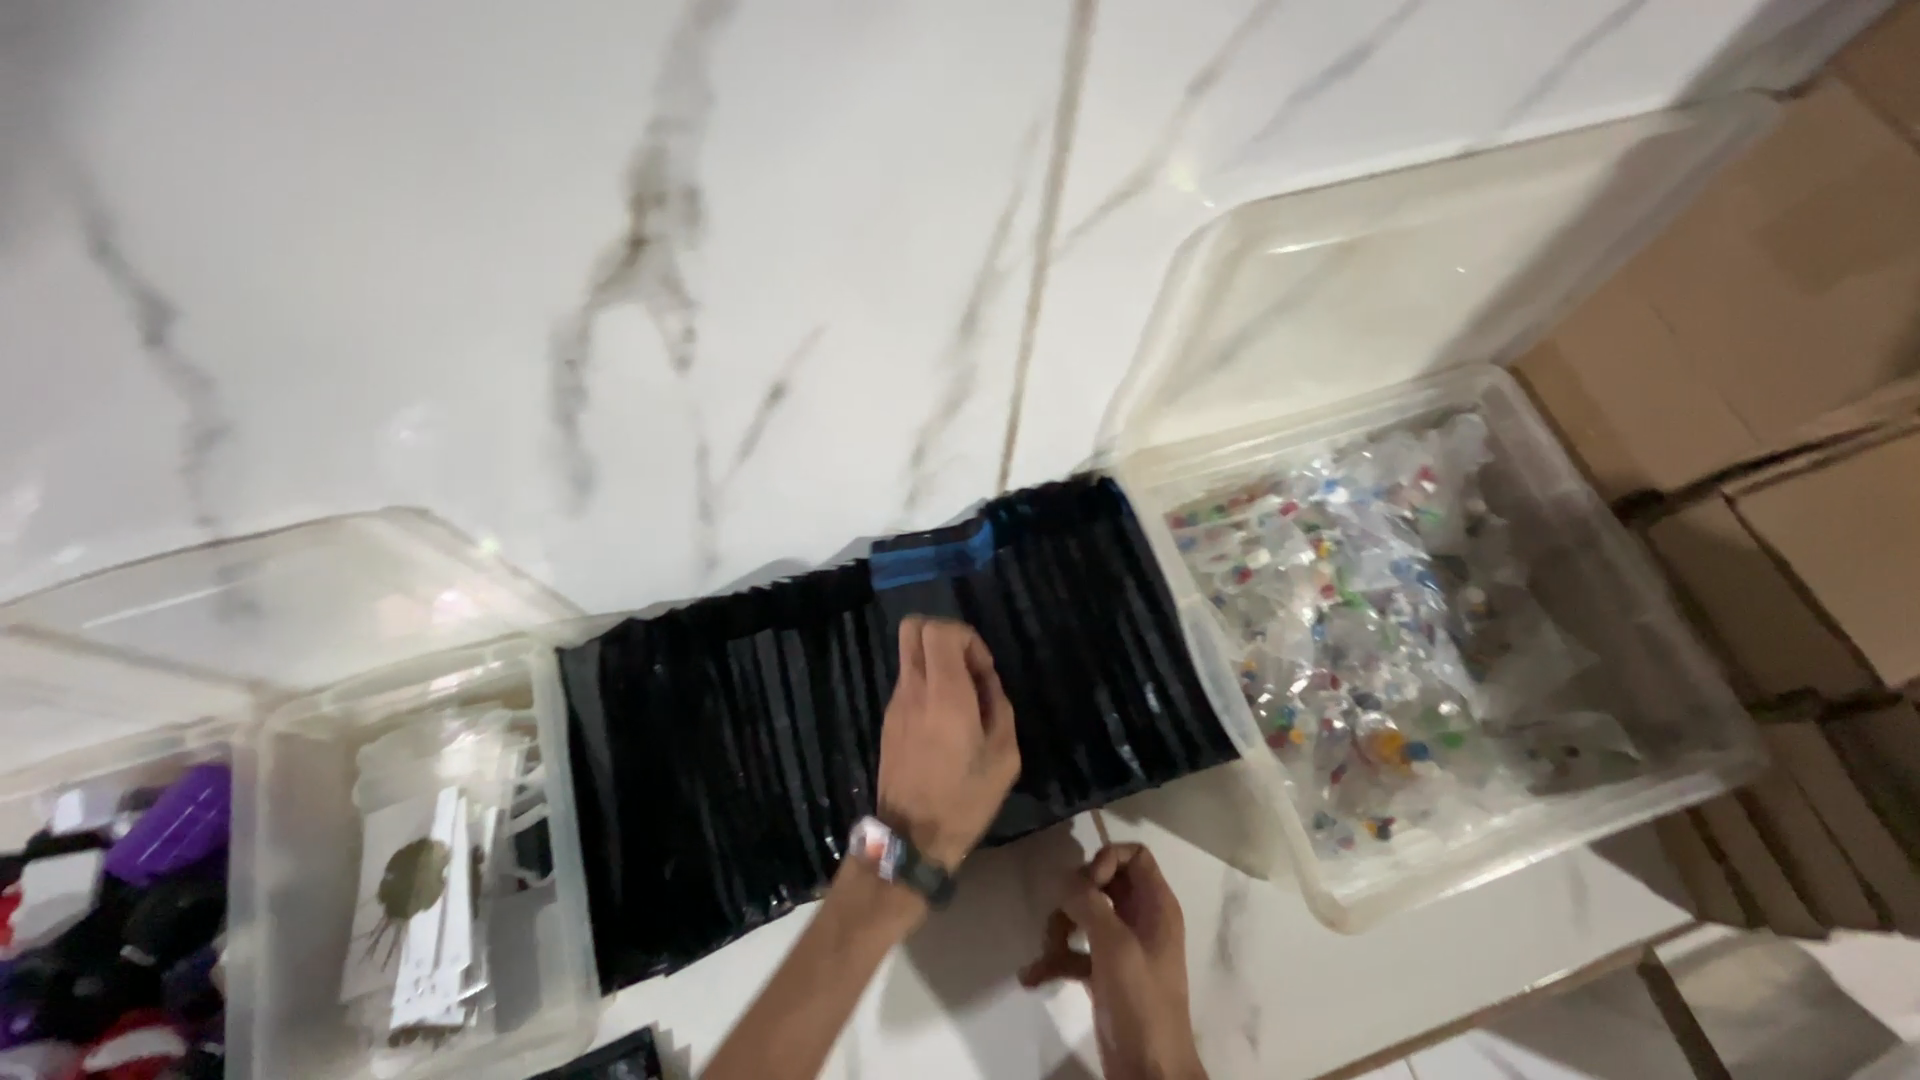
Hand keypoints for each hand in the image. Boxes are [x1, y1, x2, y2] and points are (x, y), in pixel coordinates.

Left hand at [878, 617, 1020, 868]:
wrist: (911, 838)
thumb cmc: (965, 799)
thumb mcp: (1004, 756)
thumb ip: (998, 707)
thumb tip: (986, 683)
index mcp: (944, 694)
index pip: (939, 630)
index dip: (967, 638)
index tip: (983, 671)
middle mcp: (913, 690)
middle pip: (913, 629)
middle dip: (945, 637)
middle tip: (968, 670)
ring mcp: (895, 705)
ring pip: (909, 657)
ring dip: (937, 664)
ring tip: (963, 704)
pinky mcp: (888, 722)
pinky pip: (908, 684)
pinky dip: (928, 687)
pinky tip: (946, 724)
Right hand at [1019, 844, 1205, 1079]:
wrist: (1150, 1071)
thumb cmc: (1141, 1002)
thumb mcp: (1115, 946)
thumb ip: (1089, 904)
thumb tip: (1065, 879)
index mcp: (1156, 906)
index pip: (1134, 856)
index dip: (1107, 860)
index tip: (1086, 882)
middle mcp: (1141, 920)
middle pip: (1103, 883)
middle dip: (1074, 897)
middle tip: (1062, 915)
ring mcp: (1122, 947)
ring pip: (1083, 916)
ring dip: (1059, 930)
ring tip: (1047, 952)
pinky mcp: (1104, 974)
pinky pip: (1074, 952)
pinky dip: (1055, 960)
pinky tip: (1032, 976)